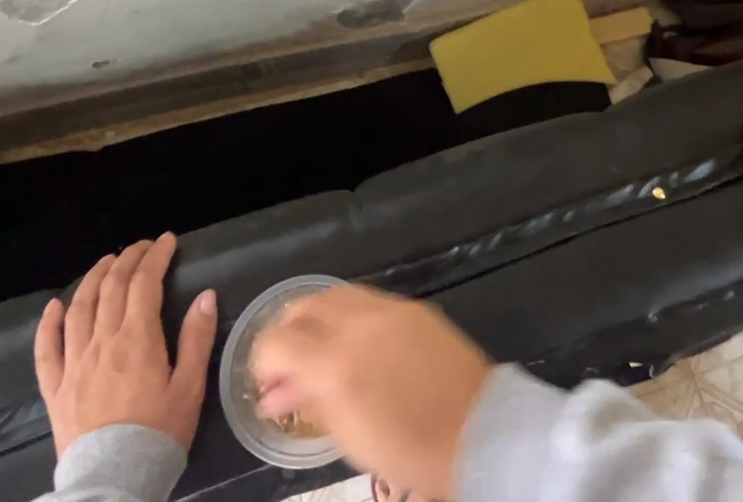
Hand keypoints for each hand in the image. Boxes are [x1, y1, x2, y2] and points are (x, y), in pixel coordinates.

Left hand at [34, 233, 218, 457]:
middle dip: (128, 260)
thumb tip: (206, 296)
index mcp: (137, 339)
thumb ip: (196, 339)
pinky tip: (54, 305)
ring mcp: (73, 364)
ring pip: (79, 309)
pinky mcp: (54, 388)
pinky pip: (46, 348)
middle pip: (111, 288)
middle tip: (142, 246)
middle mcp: (102, 342)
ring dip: (93, 279)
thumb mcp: (190, 386)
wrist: (113, 482)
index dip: (155, 257)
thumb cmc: (159, 433)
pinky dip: (48, 322)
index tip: (167, 241)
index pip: (145, 284)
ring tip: (106, 263)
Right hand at [250, 285, 491, 498]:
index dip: (263, 360)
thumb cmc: (409, 449)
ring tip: (320, 347)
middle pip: (302, 307)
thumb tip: (275, 394)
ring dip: (316, 316)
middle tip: (290, 363)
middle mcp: (358, 325)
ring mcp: (389, 310)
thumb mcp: (349, 437)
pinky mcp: (413, 307)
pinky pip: (367, 298)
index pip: (276, 341)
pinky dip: (348, 313)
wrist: (479, 431)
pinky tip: (354, 338)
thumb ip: (309, 403)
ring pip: (333, 294)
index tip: (270, 382)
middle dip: (287, 332)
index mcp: (336, 364)